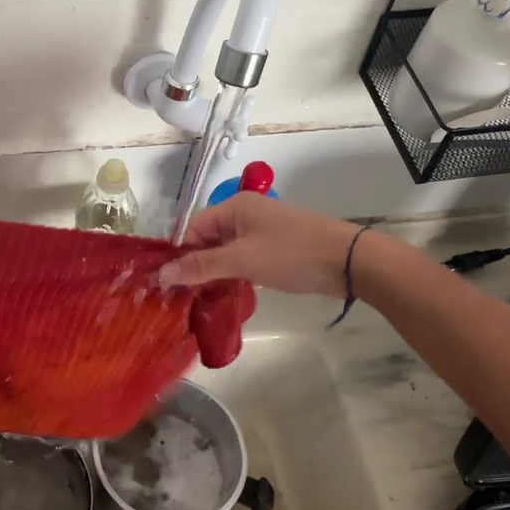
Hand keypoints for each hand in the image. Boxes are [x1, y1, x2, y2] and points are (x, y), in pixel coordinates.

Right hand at [157, 194, 360, 296]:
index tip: (166, 285)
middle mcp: (245, 214)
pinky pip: (243, 260)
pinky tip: (226, 295)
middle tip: (180, 298)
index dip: (179, 255)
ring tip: (199, 301)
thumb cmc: (292, 254)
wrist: (349, 261)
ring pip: (226, 252)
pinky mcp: (276, 249)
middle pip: (207, 240)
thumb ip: (201, 266)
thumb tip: (160, 274)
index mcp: (234, 207)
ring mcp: (262, 232)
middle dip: (195, 266)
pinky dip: (233, 275)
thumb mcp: (242, 260)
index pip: (192, 229)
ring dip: (214, 273)